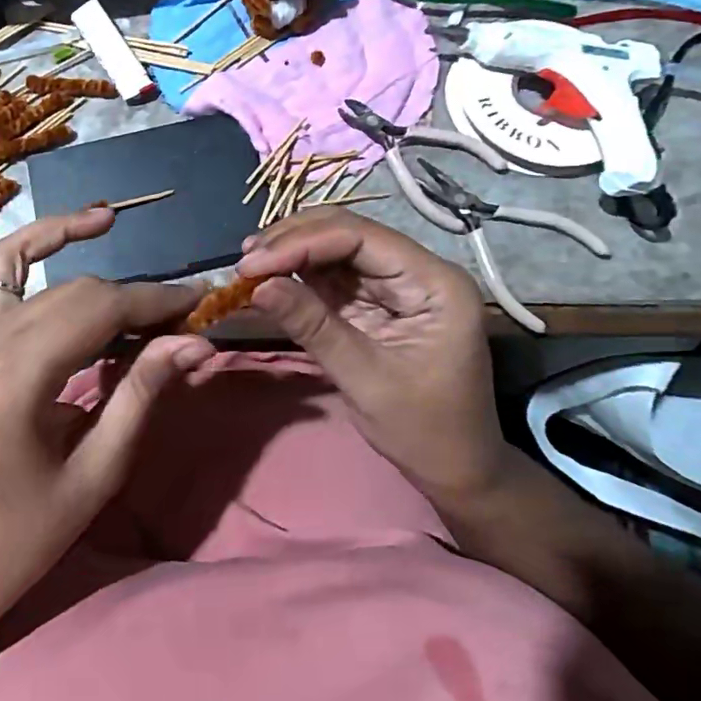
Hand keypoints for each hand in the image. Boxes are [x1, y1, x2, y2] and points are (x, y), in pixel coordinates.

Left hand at [0, 210, 213, 665]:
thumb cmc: (26, 535)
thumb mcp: (97, 472)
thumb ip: (142, 395)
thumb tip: (195, 343)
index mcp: (18, 378)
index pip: (101, 310)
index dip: (157, 302)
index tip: (201, 303)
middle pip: (72, 290)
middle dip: (132, 292)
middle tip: (178, 311)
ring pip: (12, 267)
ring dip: (54, 236)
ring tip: (104, 219)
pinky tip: (13, 265)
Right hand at [236, 208, 508, 499]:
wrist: (455, 467)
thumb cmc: (423, 429)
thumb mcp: (365, 379)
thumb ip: (313, 327)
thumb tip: (258, 286)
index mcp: (435, 283)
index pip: (362, 239)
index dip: (302, 243)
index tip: (252, 264)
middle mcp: (419, 271)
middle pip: (349, 234)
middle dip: (293, 241)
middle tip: (245, 260)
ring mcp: (398, 284)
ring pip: (338, 248)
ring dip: (291, 252)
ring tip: (249, 264)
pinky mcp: (379, 300)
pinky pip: (335, 275)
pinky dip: (299, 274)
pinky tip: (270, 276)